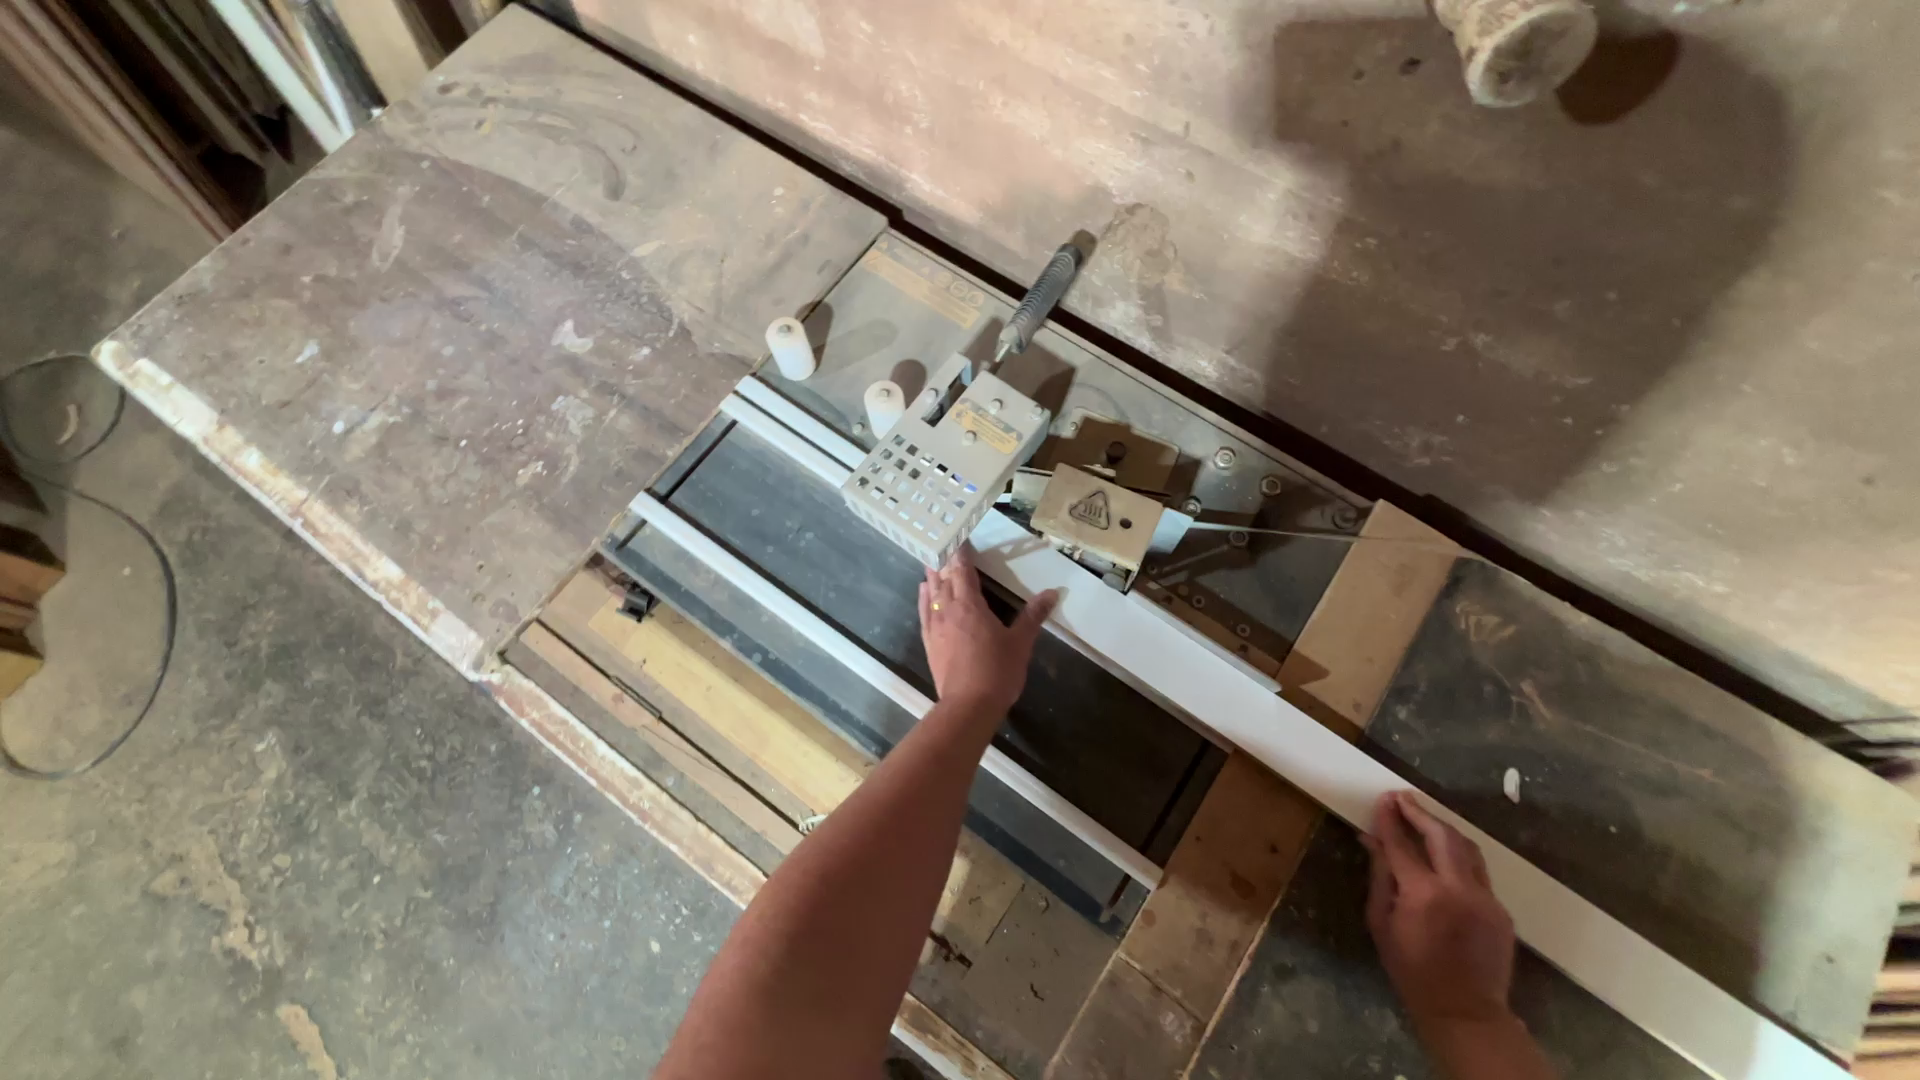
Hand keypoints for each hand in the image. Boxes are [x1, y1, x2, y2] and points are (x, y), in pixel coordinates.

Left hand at [917, 545, 1058, 715]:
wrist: (968, 706)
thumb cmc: (997, 671)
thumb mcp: (1020, 642)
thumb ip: (1033, 615)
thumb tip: (1053, 592)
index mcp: (970, 605)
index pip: (962, 570)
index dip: (960, 552)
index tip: (959, 537)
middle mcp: (948, 609)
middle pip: (943, 578)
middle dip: (945, 560)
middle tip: (944, 543)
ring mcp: (936, 626)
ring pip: (931, 592)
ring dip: (932, 575)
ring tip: (932, 559)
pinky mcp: (930, 642)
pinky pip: (924, 612)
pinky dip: (923, 597)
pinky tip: (923, 590)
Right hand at [1362, 791, 1515, 1030]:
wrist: (1465, 1011)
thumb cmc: (1411, 969)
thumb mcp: (1381, 922)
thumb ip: (1380, 876)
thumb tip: (1372, 840)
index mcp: (1424, 894)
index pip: (1402, 844)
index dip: (1390, 819)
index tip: (1382, 799)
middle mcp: (1459, 889)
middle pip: (1442, 835)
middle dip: (1420, 813)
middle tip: (1402, 799)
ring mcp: (1486, 899)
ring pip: (1468, 849)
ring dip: (1444, 829)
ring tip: (1425, 818)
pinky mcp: (1502, 911)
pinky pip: (1478, 873)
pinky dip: (1458, 858)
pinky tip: (1444, 858)